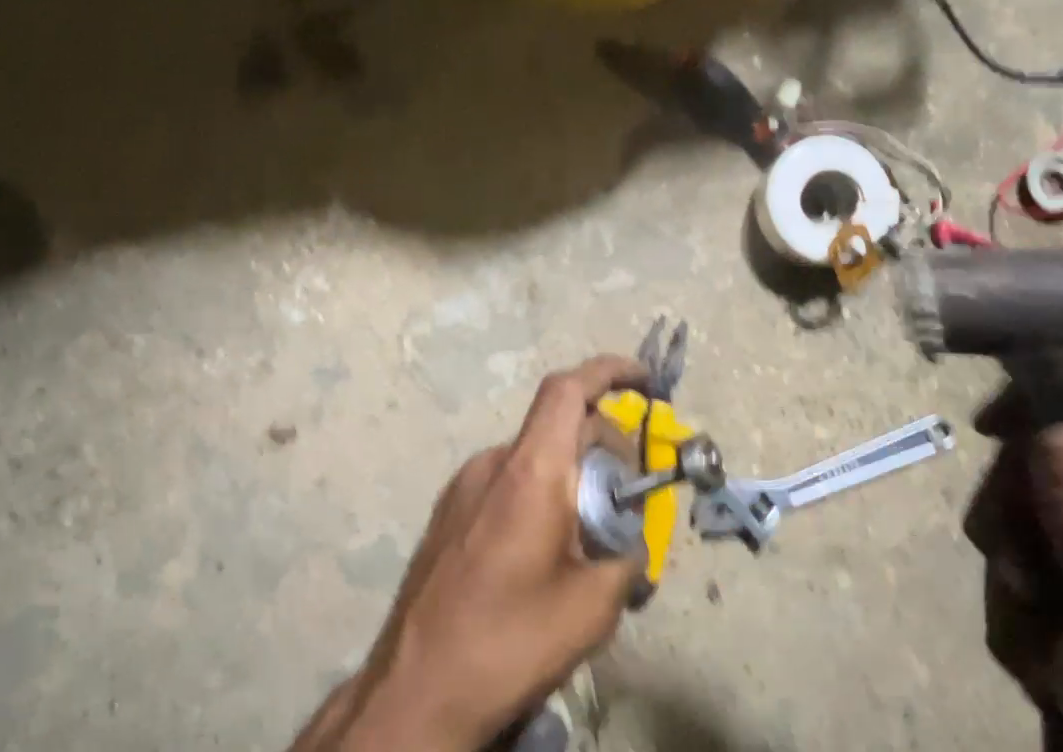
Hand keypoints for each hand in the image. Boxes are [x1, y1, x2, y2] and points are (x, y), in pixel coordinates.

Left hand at [290, 356, 647, 751]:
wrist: (415, 690)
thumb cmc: (509, 641)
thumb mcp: (593, 606)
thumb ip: (626, 558)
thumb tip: (631, 544)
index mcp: (529, 472)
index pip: (568, 390)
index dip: (610, 371)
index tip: (646, 384)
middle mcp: (490, 465)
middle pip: (557, 428)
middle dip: (604, 447)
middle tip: (633, 497)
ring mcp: (461, 489)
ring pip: (532, 461)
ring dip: (571, 478)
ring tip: (593, 536)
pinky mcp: (446, 517)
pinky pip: (505, 486)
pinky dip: (540, 497)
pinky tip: (548, 554)